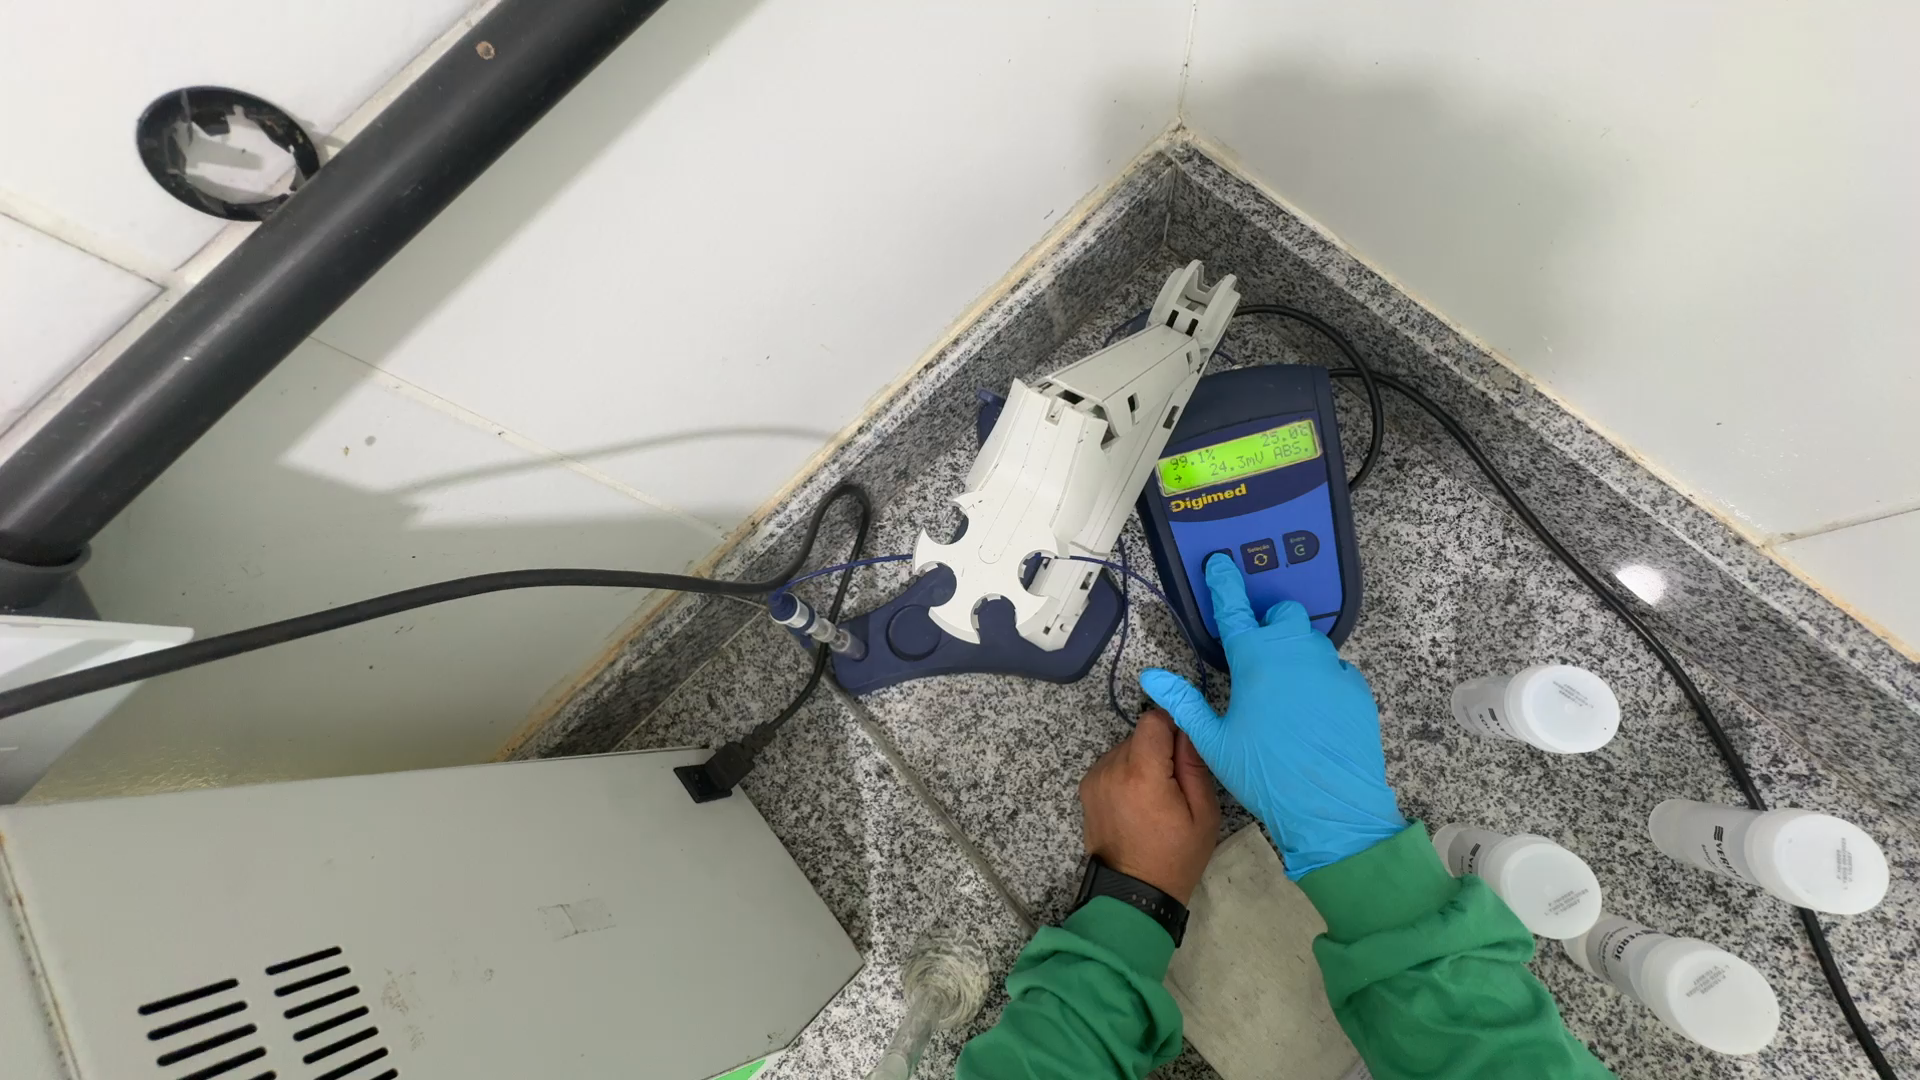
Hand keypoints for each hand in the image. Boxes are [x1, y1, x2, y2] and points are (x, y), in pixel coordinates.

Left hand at [1079, 707, 1220, 903]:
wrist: (1133, 892)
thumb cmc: (1175, 856)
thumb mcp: (1203, 814)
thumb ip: (1194, 764)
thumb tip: (1187, 728)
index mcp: (1141, 773)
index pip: (1152, 720)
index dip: (1172, 726)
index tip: (1185, 746)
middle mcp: (1111, 768)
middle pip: (1140, 735)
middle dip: (1160, 750)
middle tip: (1174, 783)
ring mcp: (1095, 776)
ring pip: (1126, 748)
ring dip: (1142, 762)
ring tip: (1154, 798)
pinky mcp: (1087, 786)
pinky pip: (1112, 764)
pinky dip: (1126, 773)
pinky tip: (1136, 801)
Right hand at [1141, 554, 1403, 879]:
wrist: (1331, 809)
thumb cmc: (1264, 772)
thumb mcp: (1212, 739)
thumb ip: (1182, 702)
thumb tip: (1151, 677)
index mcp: (1255, 660)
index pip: (1234, 608)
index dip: (1223, 583)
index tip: (1221, 563)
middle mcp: (1295, 654)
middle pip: (1283, 613)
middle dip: (1268, 620)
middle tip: (1254, 648)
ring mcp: (1331, 670)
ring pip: (1311, 639)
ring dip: (1293, 647)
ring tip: (1282, 682)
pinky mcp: (1356, 691)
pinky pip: (1335, 668)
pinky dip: (1320, 675)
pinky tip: (1311, 705)